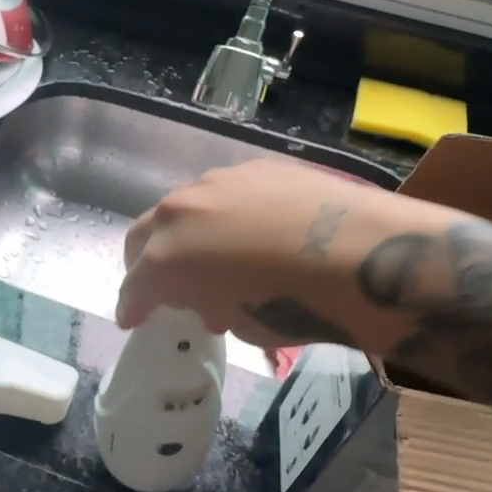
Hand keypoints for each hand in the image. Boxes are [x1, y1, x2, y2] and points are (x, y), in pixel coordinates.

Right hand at [117, 159, 444, 348]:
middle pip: (144, 234)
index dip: (132, 305)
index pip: (135, 285)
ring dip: (188, 232)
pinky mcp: (256, 166)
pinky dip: (227, 214)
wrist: (358, 254)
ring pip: (185, 206)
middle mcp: (180, 210)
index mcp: (167, 258)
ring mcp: (217, 182)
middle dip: (145, 261)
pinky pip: (226, 192)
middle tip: (161, 283)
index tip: (134, 318)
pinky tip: (254, 230)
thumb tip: (213, 302)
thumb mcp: (241, 324)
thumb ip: (210, 308)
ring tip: (214, 256)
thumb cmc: (294, 305)